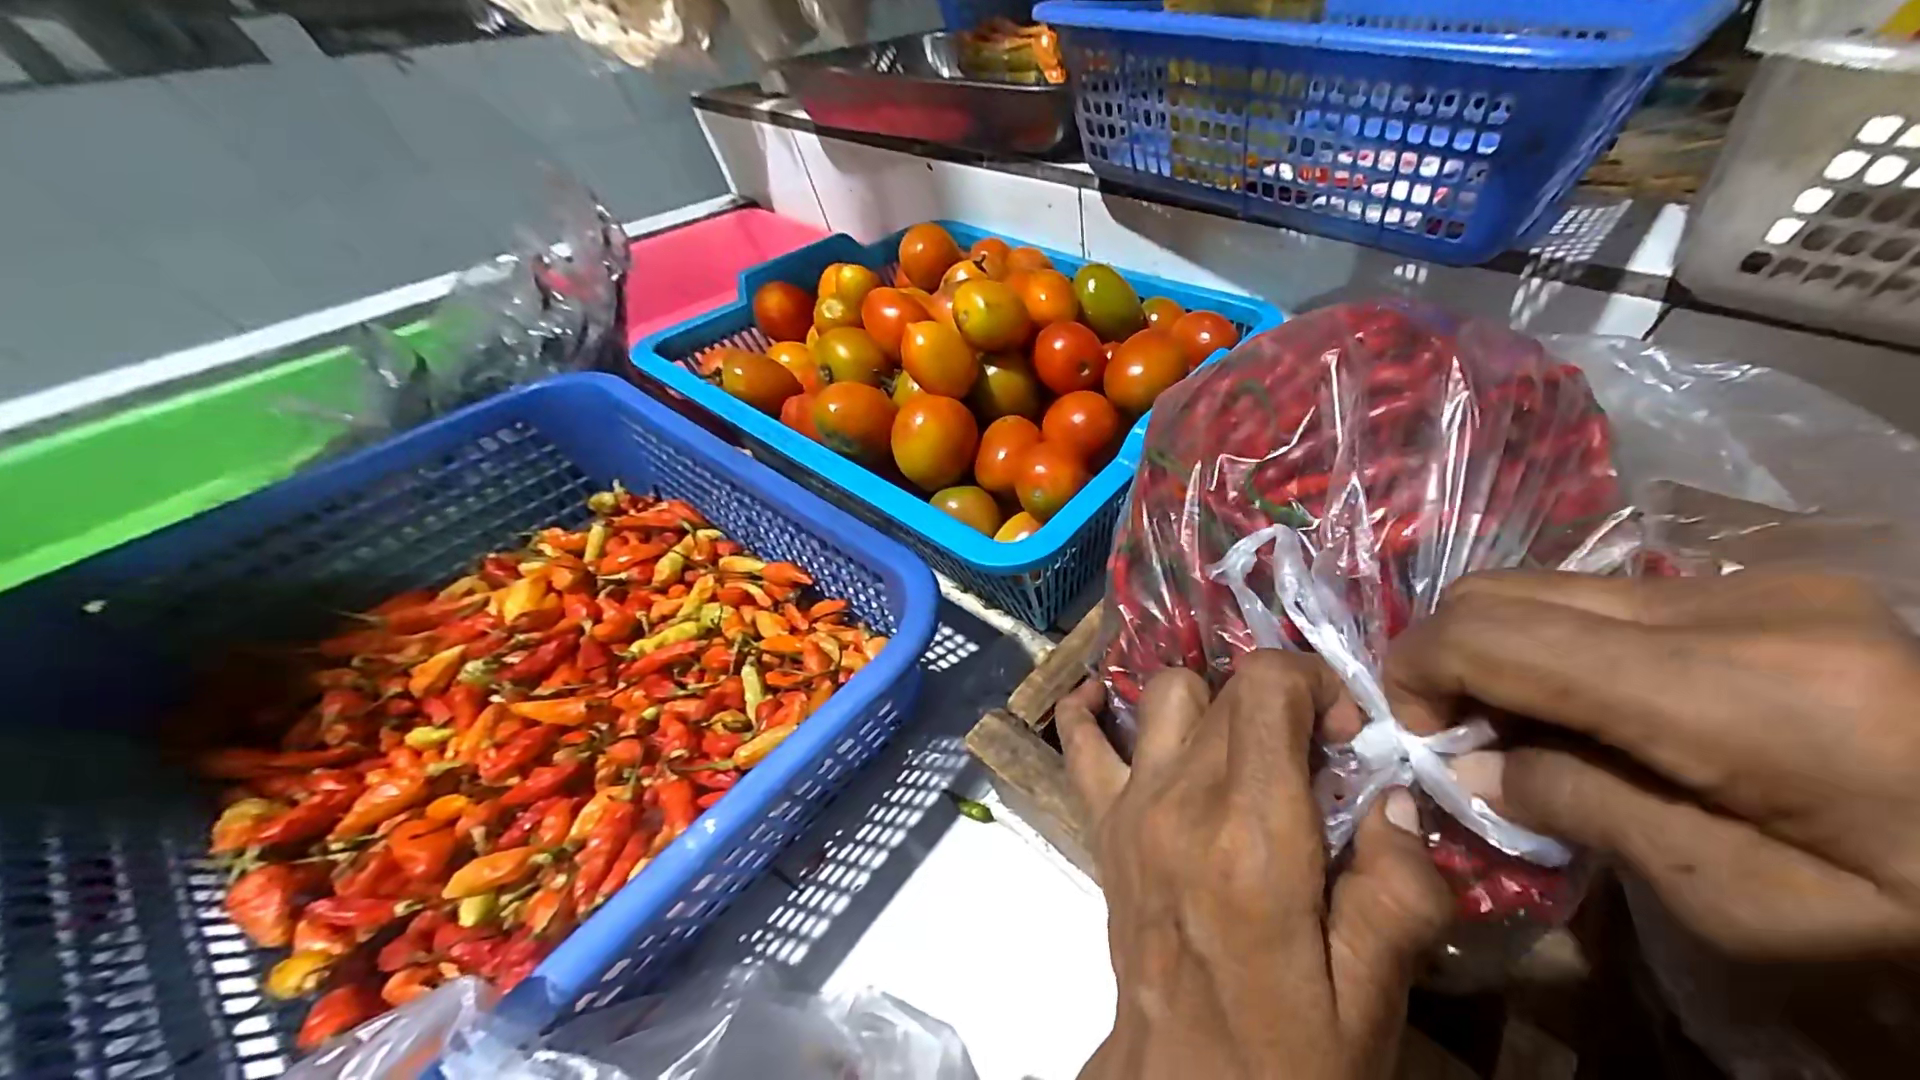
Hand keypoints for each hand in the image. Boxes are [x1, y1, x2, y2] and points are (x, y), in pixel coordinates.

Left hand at [1059, 651, 1449, 1079]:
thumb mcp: (1375, 994)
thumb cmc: (1288, 1053)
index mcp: (1252, 835)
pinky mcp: (1101, 820)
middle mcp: (1180, 799)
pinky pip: (1078, 742)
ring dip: (1210, 700)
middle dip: (1282, 699)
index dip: (1316, 685)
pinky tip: (1101, 702)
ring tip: (1243, 742)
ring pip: (1163, 693)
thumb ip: (1399, 889)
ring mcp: (1130, 803)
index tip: (1349, 733)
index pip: (1267, 689)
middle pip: (1225, 688)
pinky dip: (1087, 711)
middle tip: (1315, 751)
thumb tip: (1390, 798)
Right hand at [1388, 570, 1919, 959]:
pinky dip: (1555, 647)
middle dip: (1446, 659)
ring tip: (1527, 724)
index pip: (1493, 635)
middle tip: (1463, 734)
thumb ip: (1588, 813)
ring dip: (1499, 652)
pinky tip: (1592, 705)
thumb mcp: (1754, 910)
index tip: (1422, 736)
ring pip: (1539, 587)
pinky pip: (1596, 599)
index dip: (1418, 672)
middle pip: (1497, 592)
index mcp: (1740, 693)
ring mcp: (1755, 582)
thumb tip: (1470, 766)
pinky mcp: (1765, 584)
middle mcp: (1736, 605)